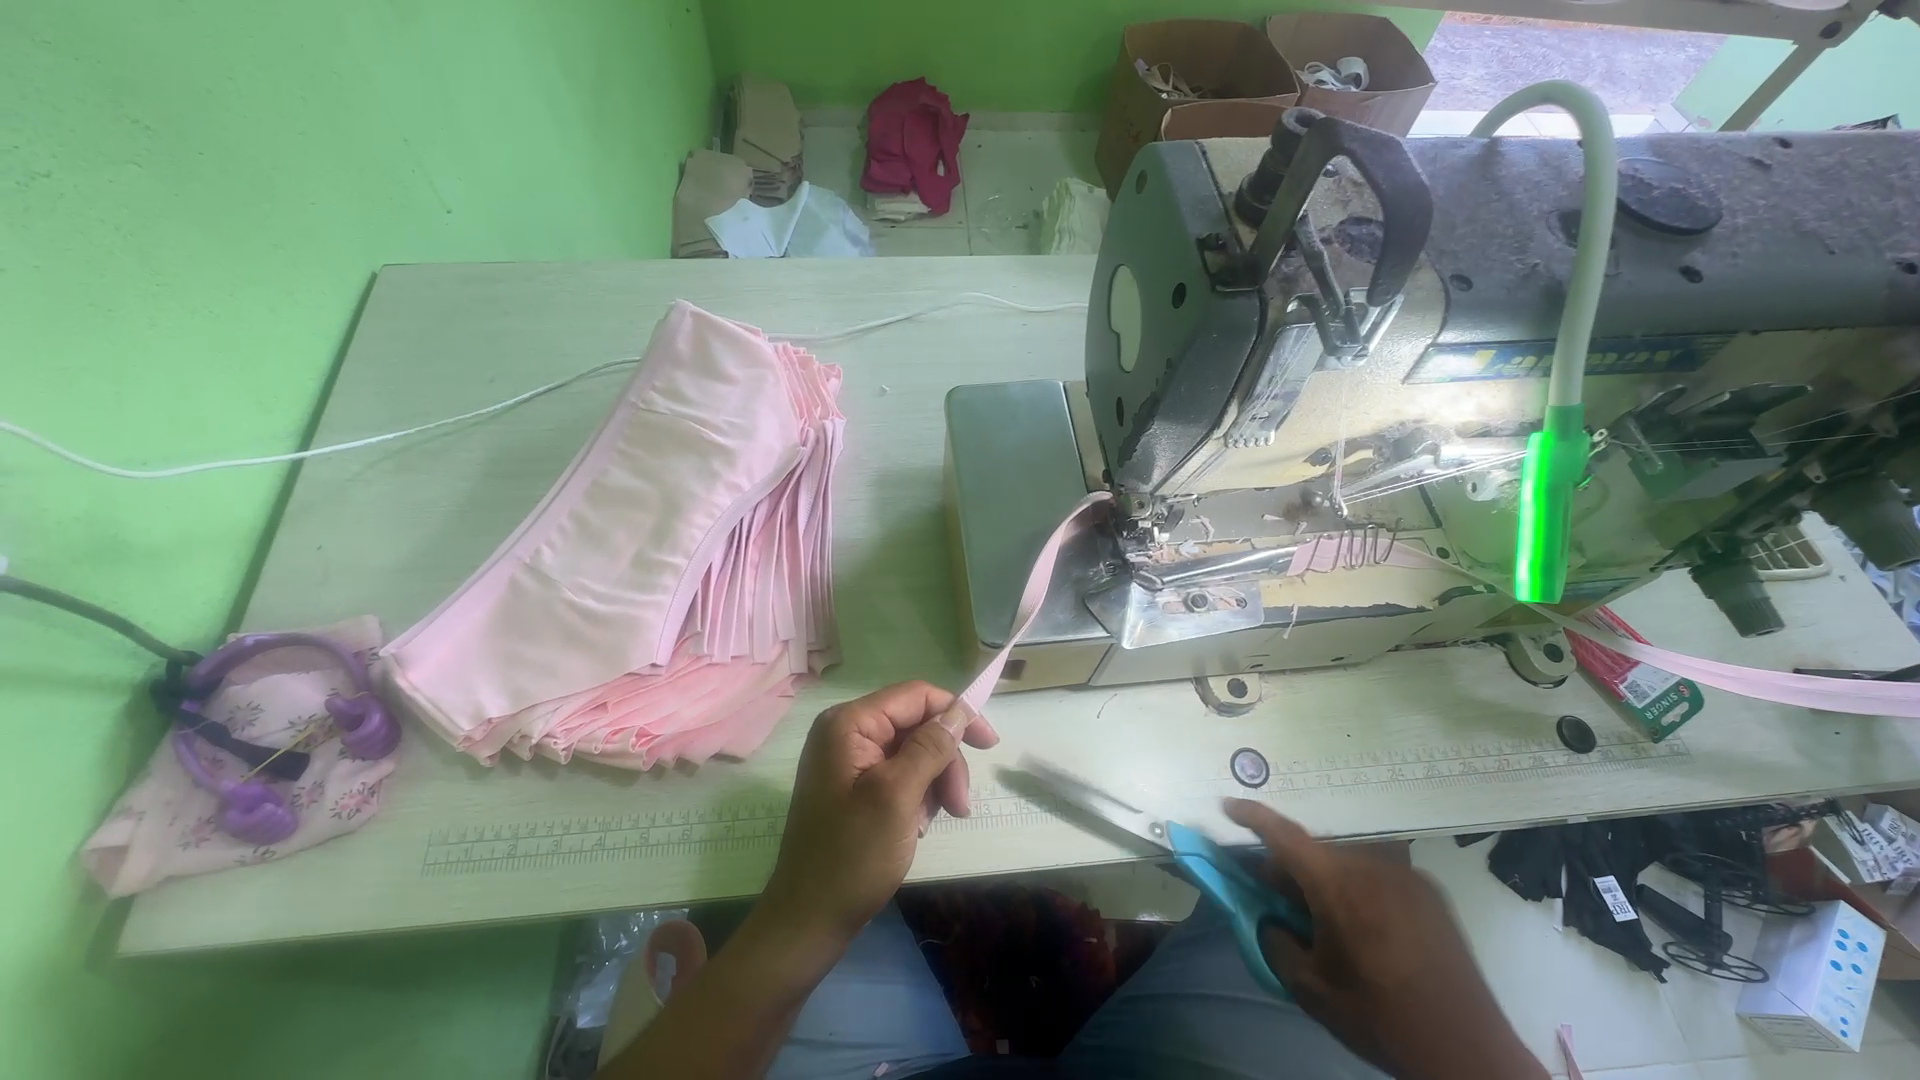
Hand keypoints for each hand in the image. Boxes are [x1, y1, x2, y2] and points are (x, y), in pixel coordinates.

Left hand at [760, 682, 997, 942]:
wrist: (810, 918)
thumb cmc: (852, 856)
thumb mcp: (898, 796)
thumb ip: (930, 747)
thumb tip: (958, 710)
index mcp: (849, 724)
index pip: (916, 696)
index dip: (956, 713)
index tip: (989, 746)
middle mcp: (846, 734)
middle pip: (917, 725)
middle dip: (945, 761)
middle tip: (960, 807)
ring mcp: (848, 763)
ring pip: (913, 753)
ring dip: (934, 784)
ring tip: (932, 824)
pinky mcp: (854, 789)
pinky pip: (899, 776)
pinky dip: (917, 798)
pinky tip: (915, 827)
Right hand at [1223, 800, 1544, 1079]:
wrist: (1466, 1049)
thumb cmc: (1379, 1017)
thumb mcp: (1310, 988)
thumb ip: (1277, 942)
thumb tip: (1271, 920)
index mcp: (1337, 884)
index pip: (1284, 836)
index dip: (1252, 817)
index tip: (1227, 805)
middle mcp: (1372, 866)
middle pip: (1316, 852)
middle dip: (1289, 868)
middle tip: (1276, 899)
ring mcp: (1406, 876)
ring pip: (1347, 862)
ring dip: (1325, 879)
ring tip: (1323, 919)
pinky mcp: (1430, 893)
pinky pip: (1378, 875)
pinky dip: (1358, 888)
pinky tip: (1363, 928)